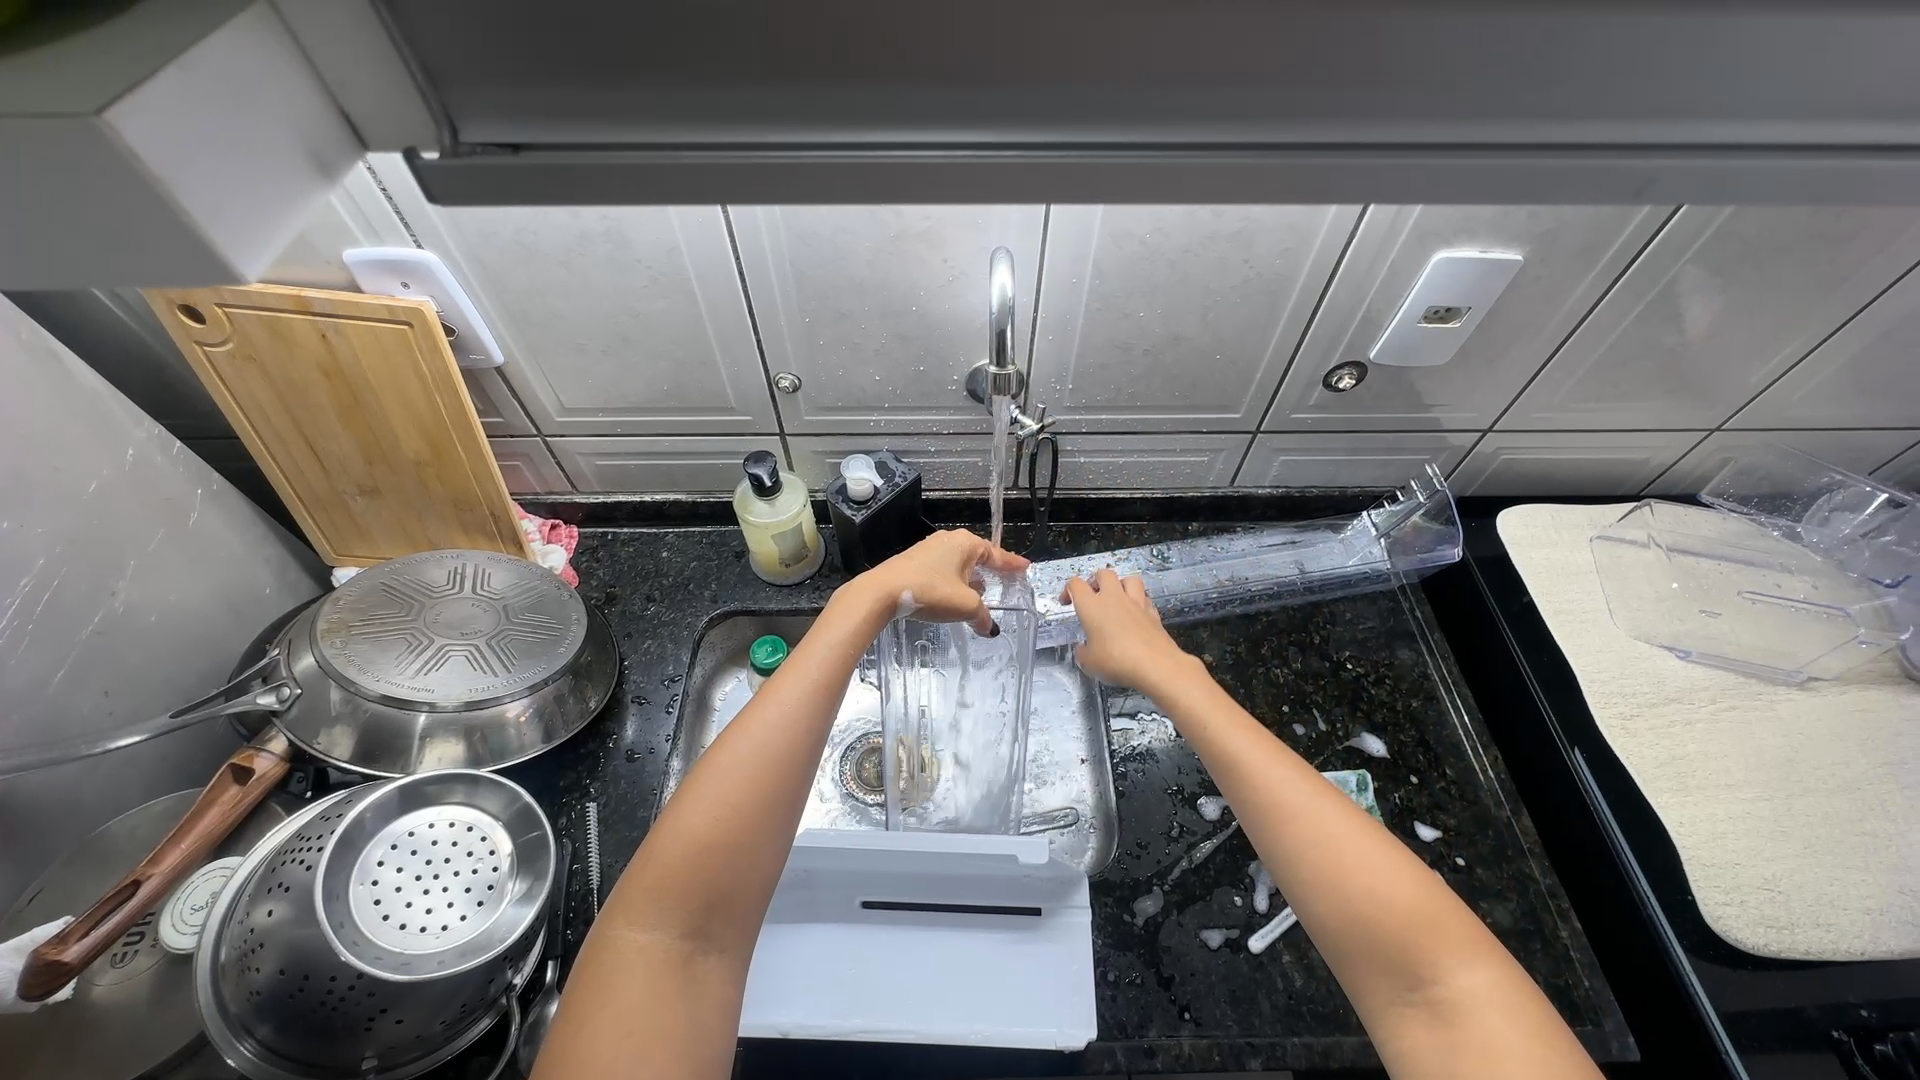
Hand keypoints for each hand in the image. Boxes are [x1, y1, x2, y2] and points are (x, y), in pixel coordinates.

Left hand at [851, 529, 1029, 635]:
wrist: (882, 592)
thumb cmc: (929, 592)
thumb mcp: (964, 606)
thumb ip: (982, 616)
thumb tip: (990, 628)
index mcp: (966, 544)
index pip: (996, 554)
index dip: (1012, 563)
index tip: (1025, 567)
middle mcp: (949, 540)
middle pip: (977, 556)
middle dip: (990, 570)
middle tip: (1004, 581)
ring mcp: (929, 549)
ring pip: (959, 563)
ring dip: (970, 579)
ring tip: (979, 595)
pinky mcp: (914, 561)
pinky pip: (943, 570)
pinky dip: (953, 582)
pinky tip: (952, 597)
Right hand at [1063, 569, 1192, 686]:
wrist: (1155, 665)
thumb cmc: (1117, 661)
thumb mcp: (1089, 663)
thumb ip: (1083, 652)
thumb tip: (1083, 649)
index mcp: (1091, 606)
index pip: (1075, 584)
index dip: (1068, 590)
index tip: (1067, 601)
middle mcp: (1114, 598)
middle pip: (1103, 573)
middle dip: (1095, 581)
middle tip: (1092, 596)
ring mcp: (1136, 603)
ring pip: (1129, 579)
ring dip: (1121, 585)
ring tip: (1116, 598)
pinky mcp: (1153, 613)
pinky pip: (1145, 598)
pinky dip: (1138, 602)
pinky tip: (1135, 614)